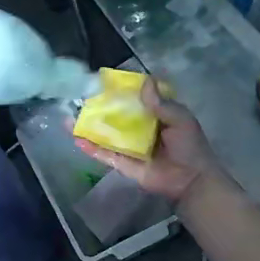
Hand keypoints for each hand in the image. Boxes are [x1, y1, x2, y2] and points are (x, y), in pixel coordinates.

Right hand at [74, 79, 224, 203]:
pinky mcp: (123, 164)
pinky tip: (76, 139)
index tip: (105, 80)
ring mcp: (130, 147)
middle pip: (117, 115)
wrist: (190, 180)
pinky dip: (91, 148)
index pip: (136, 99)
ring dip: (89, 126)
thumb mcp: (180, 119)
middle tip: (81, 97)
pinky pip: (105, 154)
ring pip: (106, 134)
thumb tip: (145, 81)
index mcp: (155, 116)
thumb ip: (162, 103)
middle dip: (100, 107)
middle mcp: (140, 129)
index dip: (122, 90)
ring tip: (69, 116)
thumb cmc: (189, 147)